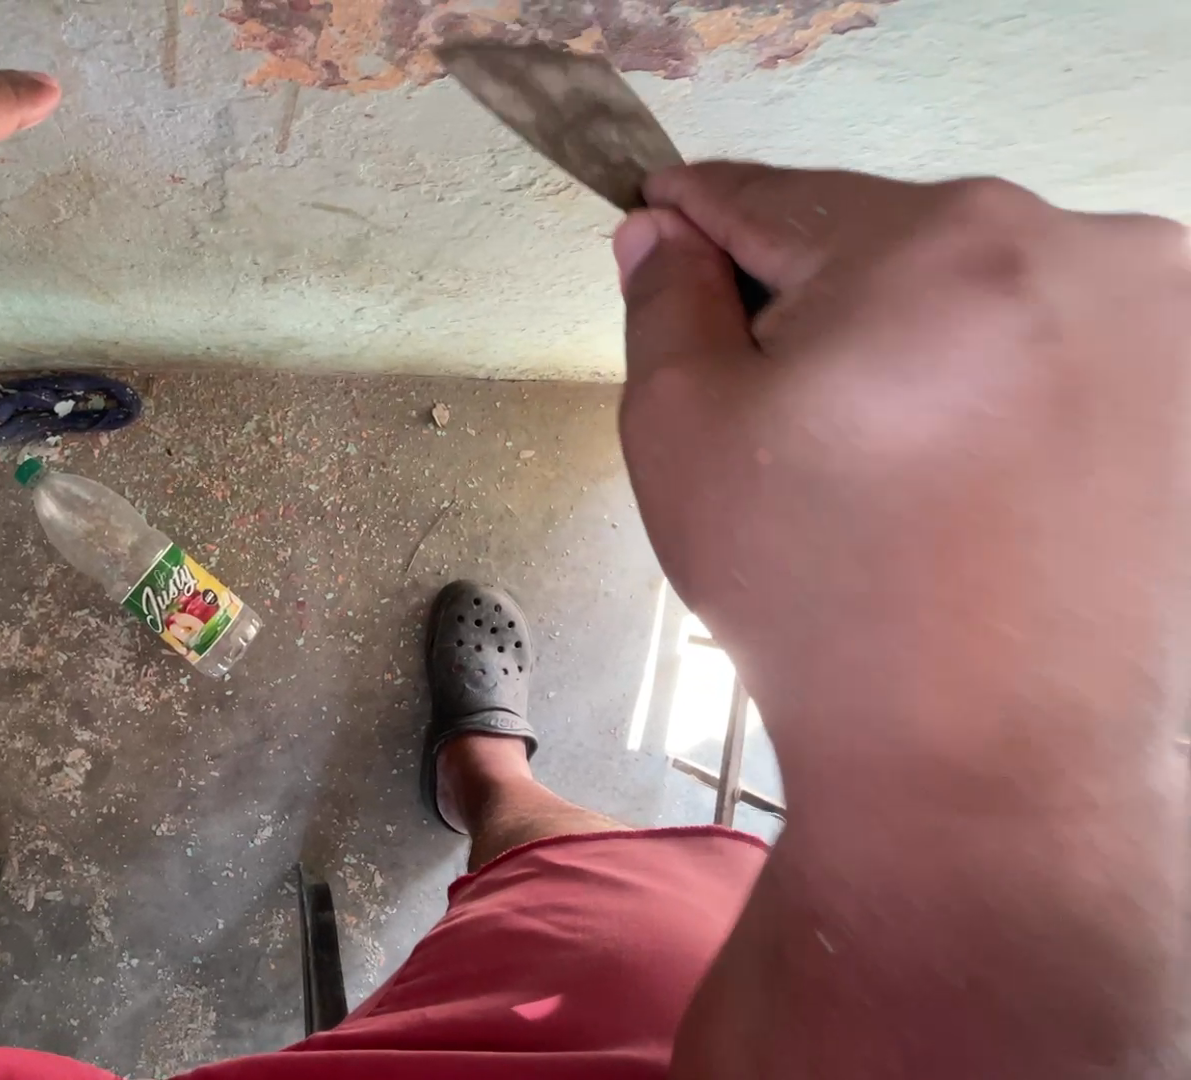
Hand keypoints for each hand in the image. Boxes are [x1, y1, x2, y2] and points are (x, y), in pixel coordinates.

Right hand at [616, 165, 1190, 775]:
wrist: (971, 744)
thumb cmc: (792, 573)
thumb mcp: (676, 428)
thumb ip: (663, 307)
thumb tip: (655, 234)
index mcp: (933, 245)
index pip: (772, 195)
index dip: (692, 207)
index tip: (651, 211)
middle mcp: (1083, 245)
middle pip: (874, 241)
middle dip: (789, 292)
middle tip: (735, 386)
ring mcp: (1168, 318)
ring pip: (956, 290)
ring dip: (874, 334)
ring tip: (832, 447)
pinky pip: (1028, 343)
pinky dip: (950, 375)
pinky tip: (917, 467)